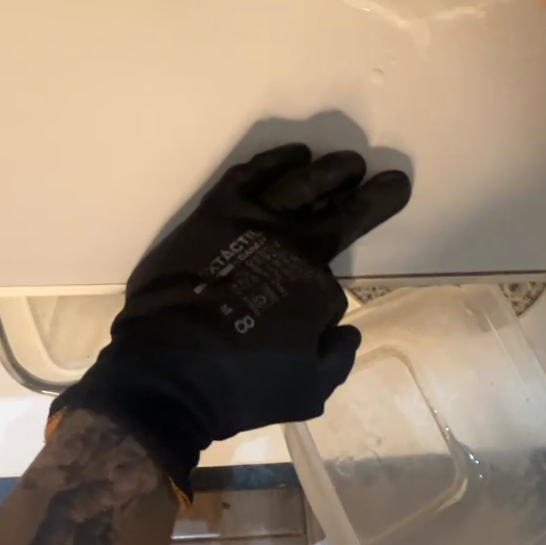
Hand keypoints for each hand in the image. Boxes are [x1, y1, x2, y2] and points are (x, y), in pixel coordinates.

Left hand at [51, 144, 411, 494]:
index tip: (337, 294)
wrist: (165, 374)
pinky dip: (273, 161)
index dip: (335, 295)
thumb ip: (336, 357)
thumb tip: (342, 329)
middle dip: (366, 193)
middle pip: (338, 211)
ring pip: (298, 183)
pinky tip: (295, 154)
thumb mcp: (308, 390)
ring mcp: (248, 224)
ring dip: (328, 170)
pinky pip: (248, 176)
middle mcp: (288, 246)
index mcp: (313, 287)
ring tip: (347, 161)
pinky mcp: (212, 214)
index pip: (337, 280)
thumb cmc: (238, 385)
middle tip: (380, 177)